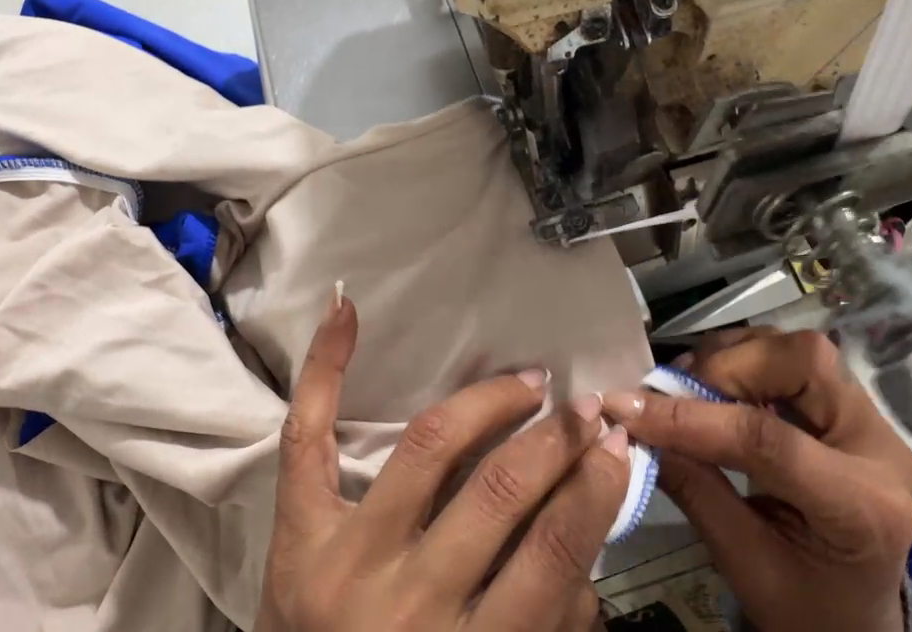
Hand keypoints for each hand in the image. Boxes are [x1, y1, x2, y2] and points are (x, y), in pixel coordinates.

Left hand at [259, 295, 631, 631]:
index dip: (594, 488)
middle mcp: (406, 601)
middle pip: (498, 491)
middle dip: (554, 439)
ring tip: (527, 382)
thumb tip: (589, 523)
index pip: (550, 552)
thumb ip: (549, 617)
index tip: (616, 444)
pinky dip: (323, 370)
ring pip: (428, 447)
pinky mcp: (295, 533)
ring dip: (488, 401)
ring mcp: (343, 558)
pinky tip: (344, 312)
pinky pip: (304, 440)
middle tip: (584, 407)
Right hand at [602, 329, 911, 631]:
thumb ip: (695, 490)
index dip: (694, 418)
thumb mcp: (745, 564)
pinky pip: (795, 359)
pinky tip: (715, 386)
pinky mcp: (851, 404)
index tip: (632, 407)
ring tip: (688, 388)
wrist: (856, 618)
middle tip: (672, 392)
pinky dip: (745, 361)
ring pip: (799, 349)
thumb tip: (633, 427)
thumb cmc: (804, 605)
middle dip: (727, 368)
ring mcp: (870, 418)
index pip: (771, 440)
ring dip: (733, 358)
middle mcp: (878, 445)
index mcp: (863, 508)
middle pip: (803, 364)